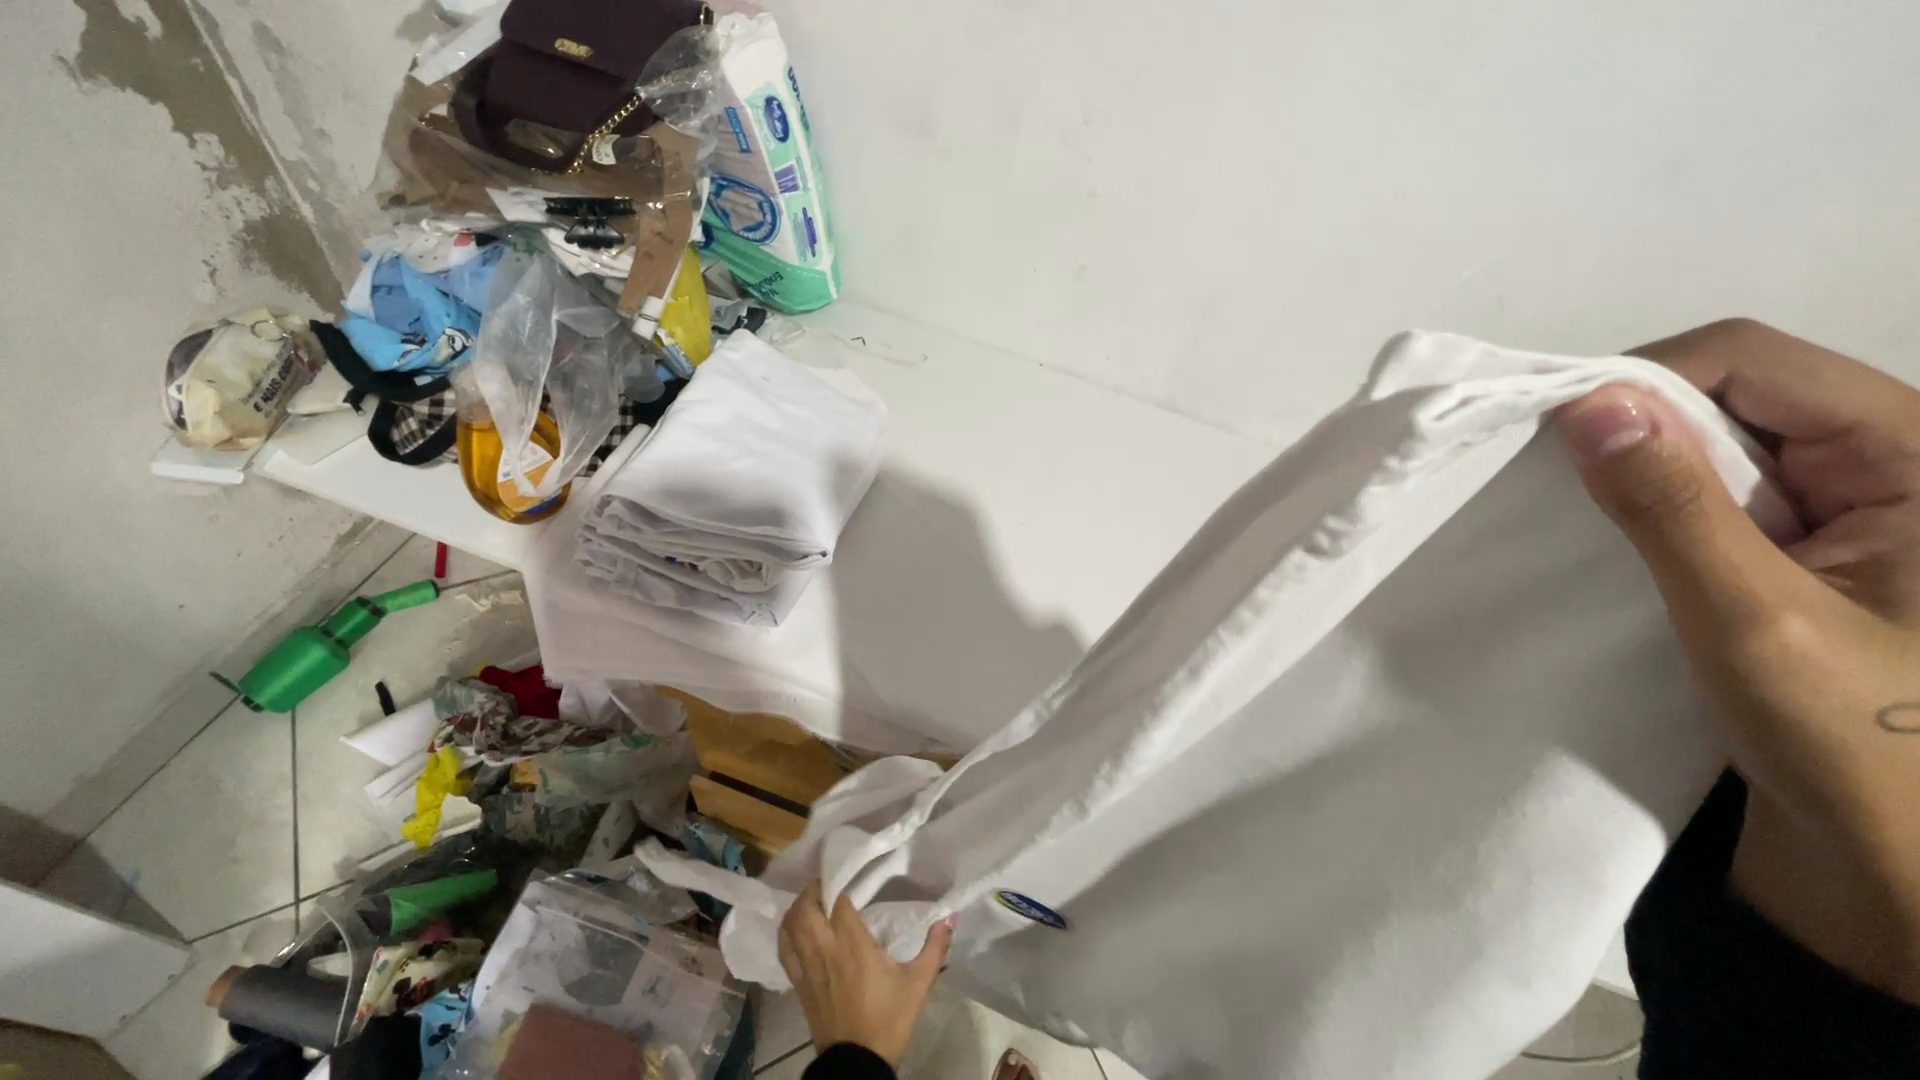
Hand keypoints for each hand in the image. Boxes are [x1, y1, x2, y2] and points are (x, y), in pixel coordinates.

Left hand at [777, 880, 954, 1064]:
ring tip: (812, 902)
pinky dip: (786, 933)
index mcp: (854, 946)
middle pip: (806, 908)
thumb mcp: (919, 983)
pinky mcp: (798, 984)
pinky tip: (796, 929)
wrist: (858, 1062)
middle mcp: (826, 950)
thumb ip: (935, 947)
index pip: (839, 903)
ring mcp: (808, 967)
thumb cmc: (889, 1019)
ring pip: (791, 926)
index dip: (843, 888)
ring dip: (798, 908)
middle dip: (814, 891)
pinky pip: (784, 950)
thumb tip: (950, 917)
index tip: (852, 882)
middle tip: (828, 885)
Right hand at [1557, 318, 1919, 1000]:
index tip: (1543, 428)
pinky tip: (1596, 542)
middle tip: (1536, 473)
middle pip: (1730, 396)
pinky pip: (1708, 500)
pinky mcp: (1798, 557)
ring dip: (1630, 470)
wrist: (1899, 876)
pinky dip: (1643, 508)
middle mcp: (1886, 467)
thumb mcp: (1754, 620)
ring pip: (1712, 448)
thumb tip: (1584, 400)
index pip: (1753, 363)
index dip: (1641, 376)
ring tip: (1557, 508)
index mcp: (1917, 457)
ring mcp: (1840, 515)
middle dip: (1627, 423)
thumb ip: (1672, 505)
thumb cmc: (1860, 750)